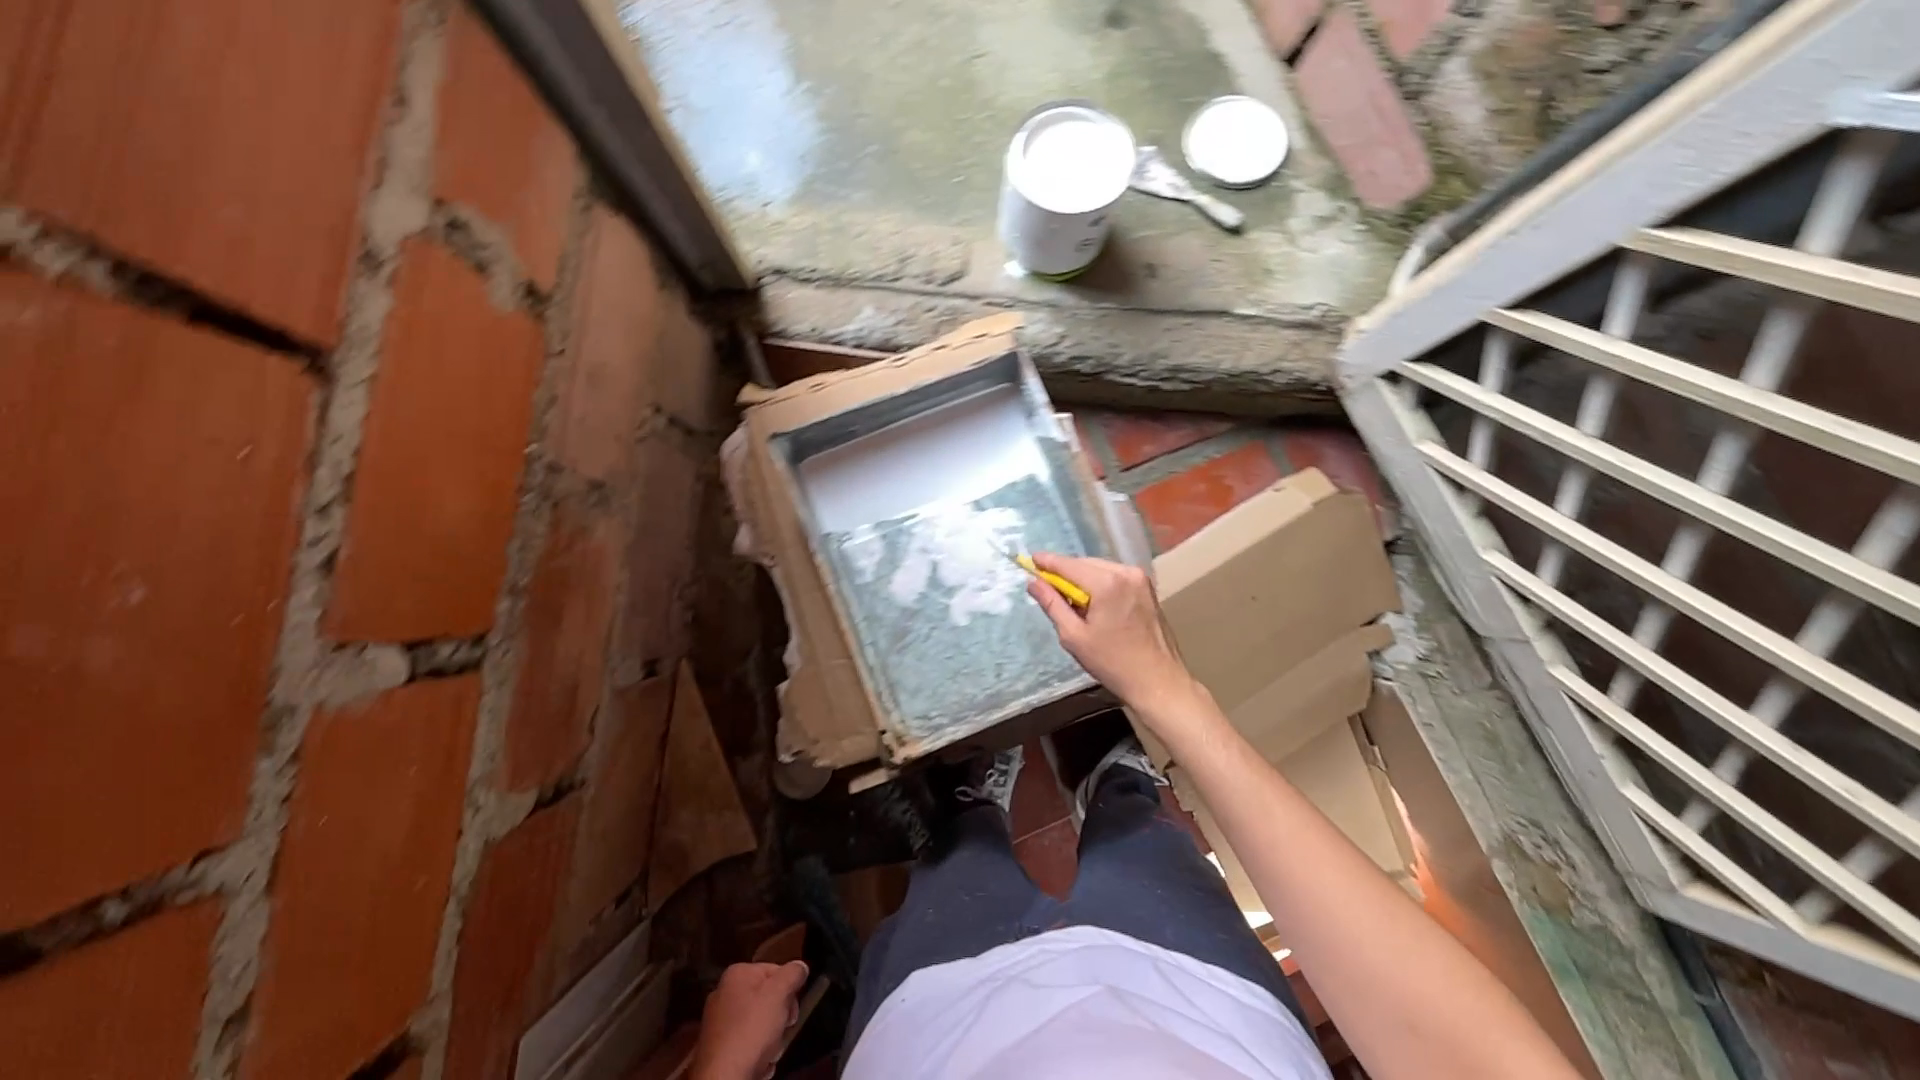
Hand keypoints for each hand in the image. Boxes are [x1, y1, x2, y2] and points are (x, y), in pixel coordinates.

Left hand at [691, 961, 807, 1079]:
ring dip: (772, 1038)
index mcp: (737, 974)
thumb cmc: (752, 1029)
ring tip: (771, 1050)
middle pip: (768, 998)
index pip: (776, 970)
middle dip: (781, 1016)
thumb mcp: (779, 994)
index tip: (793, 1008)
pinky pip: (747, 1042)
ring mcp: (719, 1021)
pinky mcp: (718, 1046)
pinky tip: (760, 1061)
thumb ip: (793, 974)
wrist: (724, 1076)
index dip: (790, 989)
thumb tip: (800, 966)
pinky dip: (757, 1052)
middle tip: (784, 1027)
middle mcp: (724, 993)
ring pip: (759, 1023)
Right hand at [1025, 553, 1203, 715]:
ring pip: (1100, 568)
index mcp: (1107, 583)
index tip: (1030, 560)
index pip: (1069, 565)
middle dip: (1065, 571)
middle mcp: (1126, 572)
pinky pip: (1115, 576)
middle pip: (1085, 564)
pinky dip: (1099, 583)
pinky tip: (1092, 601)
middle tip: (1045, 584)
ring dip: (1082, 578)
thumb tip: (1033, 582)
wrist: (1158, 681)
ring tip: (1069, 598)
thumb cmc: (1112, 663)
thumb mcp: (1074, 636)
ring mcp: (1140, 579)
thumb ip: (1052, 604)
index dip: (1048, 562)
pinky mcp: (1148, 588)